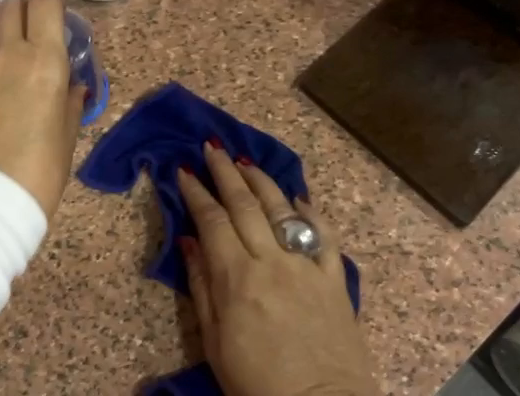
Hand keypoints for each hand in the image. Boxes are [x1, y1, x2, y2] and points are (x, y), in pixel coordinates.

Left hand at [0, 0, 86, 217]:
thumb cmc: (40, 170)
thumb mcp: (67, 134)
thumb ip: (68, 99)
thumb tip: (70, 84)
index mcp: (43, 60)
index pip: (45, 2)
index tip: (57, 9)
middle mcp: (9, 54)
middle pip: (12, 6)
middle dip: (24, 10)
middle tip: (35, 33)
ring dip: (6, 45)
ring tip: (15, 78)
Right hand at [176, 145, 379, 395]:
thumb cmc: (258, 384)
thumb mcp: (215, 343)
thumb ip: (201, 287)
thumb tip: (188, 241)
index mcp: (236, 277)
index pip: (211, 220)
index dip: (195, 191)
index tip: (183, 168)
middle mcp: (271, 262)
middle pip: (244, 205)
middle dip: (224, 173)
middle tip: (211, 147)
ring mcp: (307, 269)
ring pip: (281, 212)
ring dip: (261, 182)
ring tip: (245, 161)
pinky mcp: (336, 283)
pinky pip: (325, 238)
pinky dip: (312, 214)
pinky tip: (299, 198)